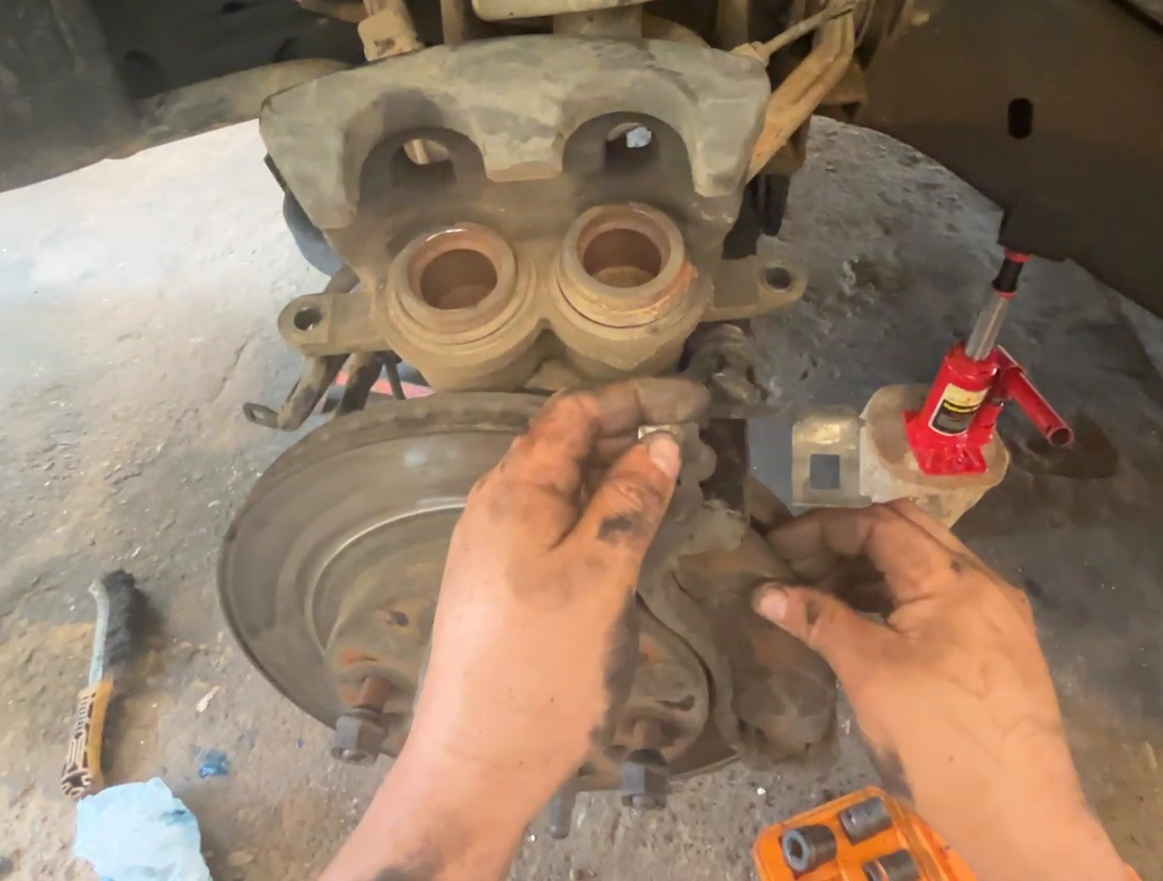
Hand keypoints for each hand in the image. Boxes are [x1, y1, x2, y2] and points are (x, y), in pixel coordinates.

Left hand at [321, 379, 705, 880]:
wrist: (476, 761)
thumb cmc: (542, 666)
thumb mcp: (599, 576)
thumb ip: (628, 502)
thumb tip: (660, 440)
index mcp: (516, 488)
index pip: (572, 413)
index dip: (627, 400)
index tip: (684, 403)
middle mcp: (496, 502)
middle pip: (563, 443)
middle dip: (623, 434)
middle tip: (686, 446)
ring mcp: (493, 540)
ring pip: (558, 482)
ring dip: (609, 473)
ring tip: (665, 482)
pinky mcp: (499, 575)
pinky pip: (550, 518)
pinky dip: (591, 509)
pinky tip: (623, 529)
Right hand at [755, 501, 1127, 880]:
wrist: (1022, 824)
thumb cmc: (938, 739)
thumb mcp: (868, 672)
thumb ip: (818, 620)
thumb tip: (763, 593)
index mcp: (953, 579)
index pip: (877, 524)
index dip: (822, 529)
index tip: (779, 547)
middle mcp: (982, 581)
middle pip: (906, 528)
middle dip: (849, 537)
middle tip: (803, 560)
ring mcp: (998, 612)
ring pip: (926, 559)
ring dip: (873, 564)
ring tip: (826, 589)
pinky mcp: (1001, 643)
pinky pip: (942, 592)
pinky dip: (899, 591)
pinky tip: (868, 617)